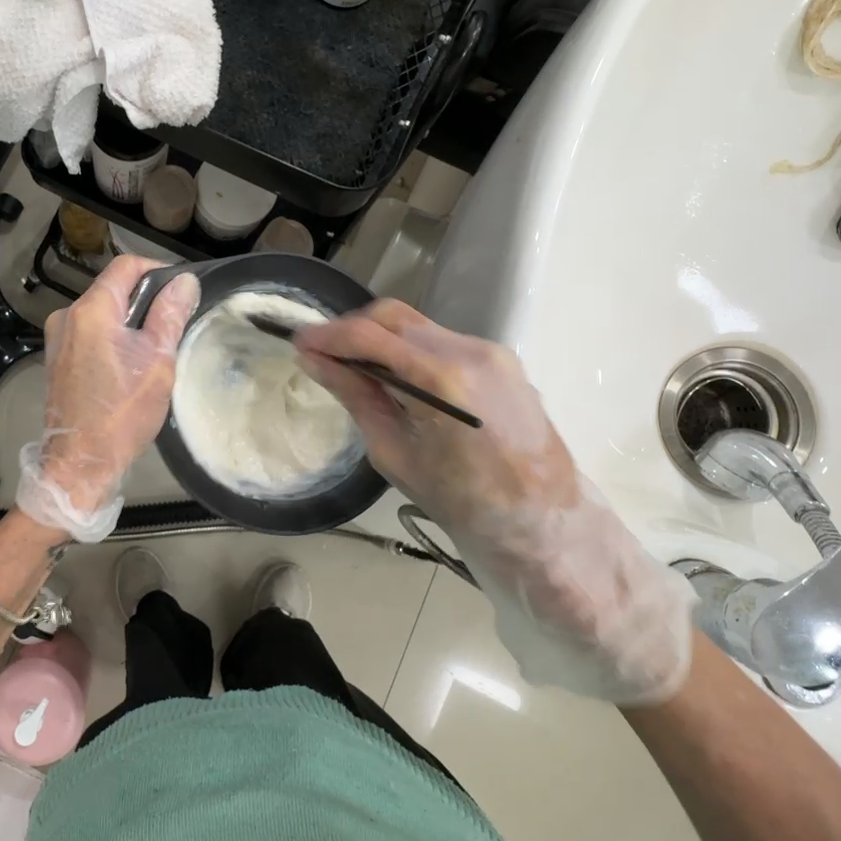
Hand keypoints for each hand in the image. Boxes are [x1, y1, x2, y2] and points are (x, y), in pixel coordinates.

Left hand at [17, 255, 199, 541]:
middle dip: (147, 299)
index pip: (126, 266)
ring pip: (103, 313)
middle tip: (177, 322)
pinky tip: (132, 363)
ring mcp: (58, 339)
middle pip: (113, 289)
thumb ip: (170, 315)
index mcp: (90, 310)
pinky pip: (90, 334)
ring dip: (131, 322)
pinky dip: (113, 338)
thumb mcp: (156, 362)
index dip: (158, 270)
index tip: (183, 289)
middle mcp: (67, 316)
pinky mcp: (58, 359)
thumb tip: (185, 281)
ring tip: (158, 346)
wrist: (79, 464)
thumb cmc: (121, 413)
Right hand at [296, 299, 694, 704]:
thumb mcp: (394, 452)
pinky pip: (441, 341)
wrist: (542, 523)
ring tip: (354, 369)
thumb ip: (356, 396)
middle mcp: (470, 351)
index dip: (328, 335)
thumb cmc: (462, 502)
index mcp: (442, 380)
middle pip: (394, 317)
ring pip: (417, 326)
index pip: (370, 336)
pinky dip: (408, 350)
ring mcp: (491, 352)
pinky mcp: (501, 360)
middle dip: (351, 329)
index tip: (298, 342)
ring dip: (380, 339)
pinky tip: (395, 379)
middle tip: (320, 354)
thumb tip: (315, 361)